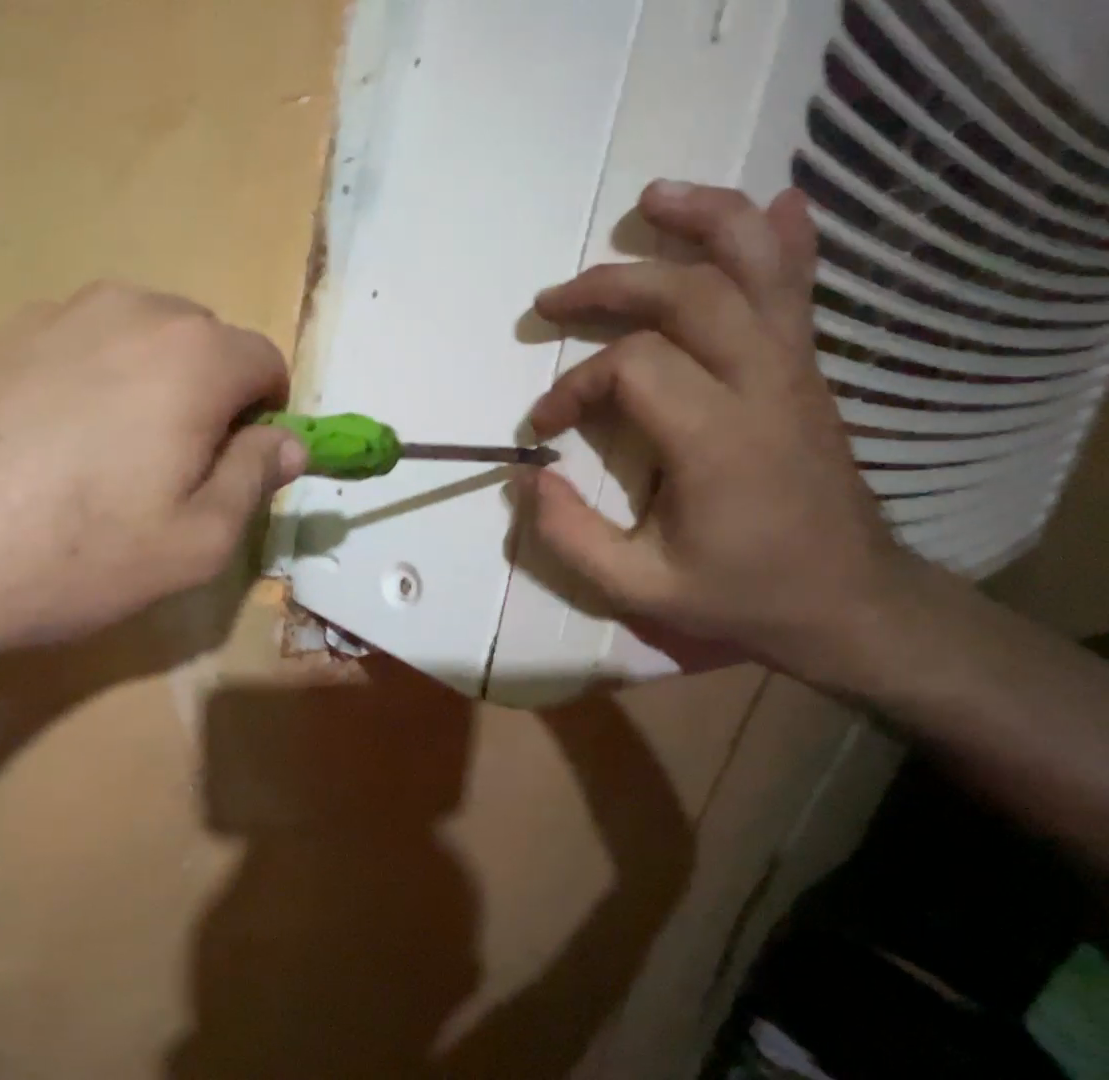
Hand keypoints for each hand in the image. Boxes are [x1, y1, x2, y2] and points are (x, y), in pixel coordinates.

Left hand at [0, 282, 304, 718]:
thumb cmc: (72, 554)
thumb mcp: (193, 544)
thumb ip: (255, 480)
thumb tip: (286, 441)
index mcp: (192, 352)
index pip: (265, 364)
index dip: (263, 420)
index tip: (231, 472)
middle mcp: (129, 308)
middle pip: (200, 345)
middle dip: (203, 400)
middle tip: (163, 477)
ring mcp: (54, 313)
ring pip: (134, 343)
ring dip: (143, 391)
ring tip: (98, 468)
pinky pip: (74, 351)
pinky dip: (84, 388)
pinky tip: (44, 452)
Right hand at [524, 181, 920, 685]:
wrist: (850, 599)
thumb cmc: (740, 594)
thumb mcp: (636, 587)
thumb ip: (568, 535)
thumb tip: (525, 478)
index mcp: (718, 440)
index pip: (635, 368)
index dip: (576, 385)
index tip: (546, 426)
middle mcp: (764, 387)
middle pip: (689, 296)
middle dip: (611, 286)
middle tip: (551, 301)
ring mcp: (795, 370)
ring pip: (757, 267)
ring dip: (704, 221)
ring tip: (652, 198)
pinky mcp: (806, 370)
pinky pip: (799, 287)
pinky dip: (782, 237)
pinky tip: (770, 202)